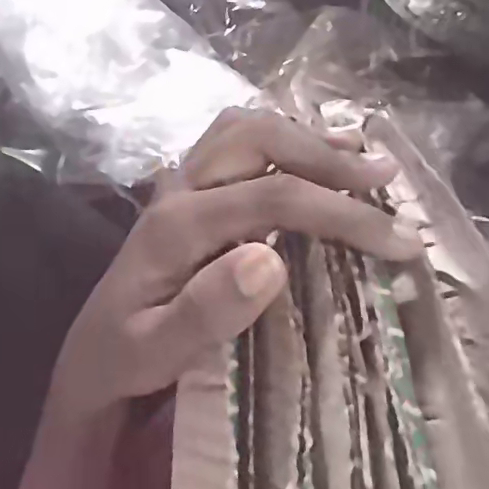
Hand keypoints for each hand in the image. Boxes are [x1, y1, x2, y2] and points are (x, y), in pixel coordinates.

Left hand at [0, 108, 416, 488]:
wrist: (90, 354)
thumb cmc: (124, 359)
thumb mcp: (155, 355)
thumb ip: (205, 312)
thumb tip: (270, 260)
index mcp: (177, 225)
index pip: (273, 196)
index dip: (339, 211)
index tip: (398, 240)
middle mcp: (180, 188)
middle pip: (260, 139)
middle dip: (327, 158)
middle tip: (384, 182)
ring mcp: (183, 182)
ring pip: (247, 128)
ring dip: (306, 137)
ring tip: (362, 156)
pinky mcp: (189, 189)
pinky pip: (238, 141)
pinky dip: (284, 140)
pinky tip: (316, 154)